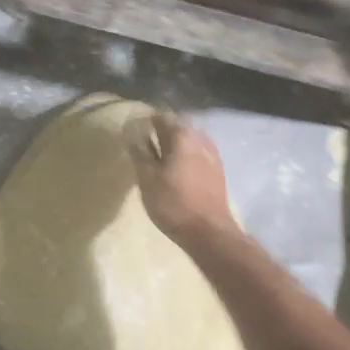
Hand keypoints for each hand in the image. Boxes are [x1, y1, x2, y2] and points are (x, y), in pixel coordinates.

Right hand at [125, 110, 236, 244]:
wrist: (209, 232)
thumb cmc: (173, 203)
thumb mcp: (147, 178)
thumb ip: (139, 151)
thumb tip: (130, 130)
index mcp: (182, 135)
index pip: (162, 116)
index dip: (146, 122)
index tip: (134, 133)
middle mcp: (200, 138)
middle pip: (178, 126)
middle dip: (162, 131)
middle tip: (146, 146)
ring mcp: (213, 154)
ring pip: (190, 140)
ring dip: (176, 144)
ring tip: (161, 159)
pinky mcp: (218, 171)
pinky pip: (199, 153)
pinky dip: (187, 156)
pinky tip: (179, 170)